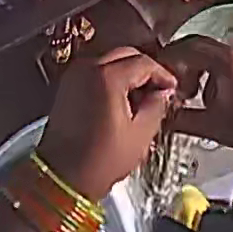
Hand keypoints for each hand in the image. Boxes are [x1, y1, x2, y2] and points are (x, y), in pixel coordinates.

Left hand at [37, 47, 177, 198]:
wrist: (63, 176)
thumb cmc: (96, 161)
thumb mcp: (139, 134)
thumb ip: (157, 106)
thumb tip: (162, 94)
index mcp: (107, 77)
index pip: (143, 62)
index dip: (162, 74)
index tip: (170, 86)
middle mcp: (87, 70)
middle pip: (125, 55)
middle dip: (145, 70)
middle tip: (159, 90)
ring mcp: (74, 76)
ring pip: (110, 61)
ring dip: (128, 74)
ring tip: (141, 99)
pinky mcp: (67, 86)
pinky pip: (95, 72)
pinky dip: (111, 79)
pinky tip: (121, 101)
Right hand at [160, 36, 232, 156]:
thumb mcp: (212, 126)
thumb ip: (182, 120)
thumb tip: (162, 117)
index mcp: (223, 62)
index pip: (184, 50)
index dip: (166, 62)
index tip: (157, 75)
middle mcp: (231, 53)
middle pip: (192, 45)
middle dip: (176, 62)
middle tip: (165, 79)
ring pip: (203, 50)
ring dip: (189, 65)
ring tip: (184, 89)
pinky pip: (214, 58)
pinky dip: (202, 69)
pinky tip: (201, 92)